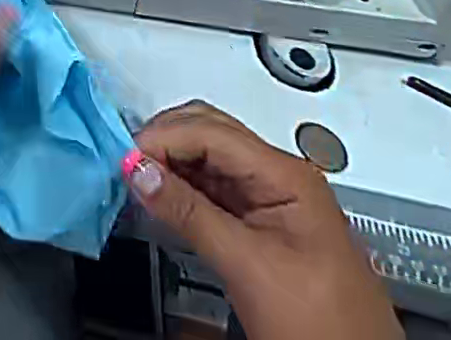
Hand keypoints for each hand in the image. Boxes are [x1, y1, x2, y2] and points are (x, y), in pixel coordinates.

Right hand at [126, 102, 402, 339]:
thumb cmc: (323, 326)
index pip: (211, 131)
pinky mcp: (259, 219)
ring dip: (170, 160)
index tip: (127, 157)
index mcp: (285, 174)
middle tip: (128, 162)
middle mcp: (278, 174)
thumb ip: (190, 213)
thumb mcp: (247, 266)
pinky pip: (212, 185)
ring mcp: (269, 196)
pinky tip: (161, 195)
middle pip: (210, 131)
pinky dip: (182, 185)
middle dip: (165, 139)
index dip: (165, 137)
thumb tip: (140, 170)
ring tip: (137, 177)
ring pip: (208, 155)